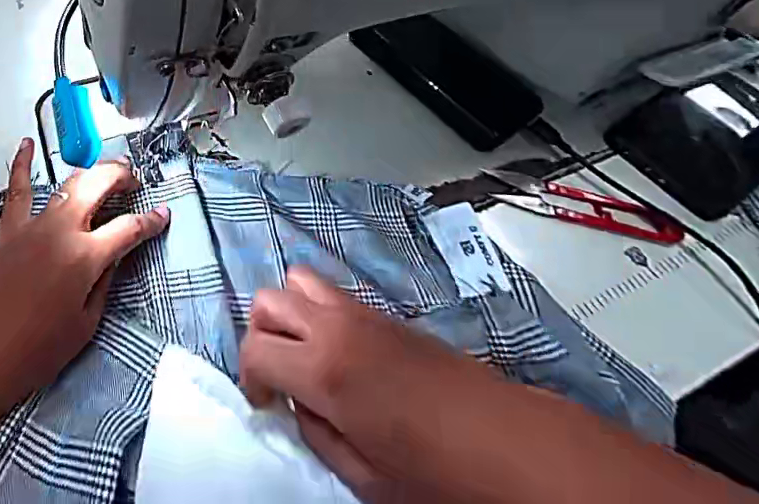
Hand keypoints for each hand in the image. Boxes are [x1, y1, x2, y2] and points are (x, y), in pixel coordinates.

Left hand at [0, 139, 171, 419]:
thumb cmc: (32, 353)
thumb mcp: (84, 325)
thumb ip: (103, 284)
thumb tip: (112, 258)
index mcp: (85, 257)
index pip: (129, 229)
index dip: (151, 221)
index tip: (162, 216)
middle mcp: (60, 231)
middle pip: (98, 185)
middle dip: (121, 176)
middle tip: (134, 181)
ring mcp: (32, 226)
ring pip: (66, 184)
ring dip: (89, 173)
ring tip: (105, 171)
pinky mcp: (8, 230)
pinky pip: (16, 190)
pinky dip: (21, 164)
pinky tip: (25, 146)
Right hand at [241, 270, 758, 503]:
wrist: (509, 443)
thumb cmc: (438, 473)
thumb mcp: (366, 478)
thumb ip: (318, 435)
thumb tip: (299, 406)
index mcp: (323, 370)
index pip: (256, 351)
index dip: (250, 379)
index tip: (266, 404)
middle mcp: (333, 327)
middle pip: (267, 301)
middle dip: (261, 336)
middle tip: (279, 375)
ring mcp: (358, 312)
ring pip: (296, 281)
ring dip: (288, 312)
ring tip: (303, 351)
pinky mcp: (381, 311)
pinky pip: (331, 291)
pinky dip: (317, 309)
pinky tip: (338, 350)